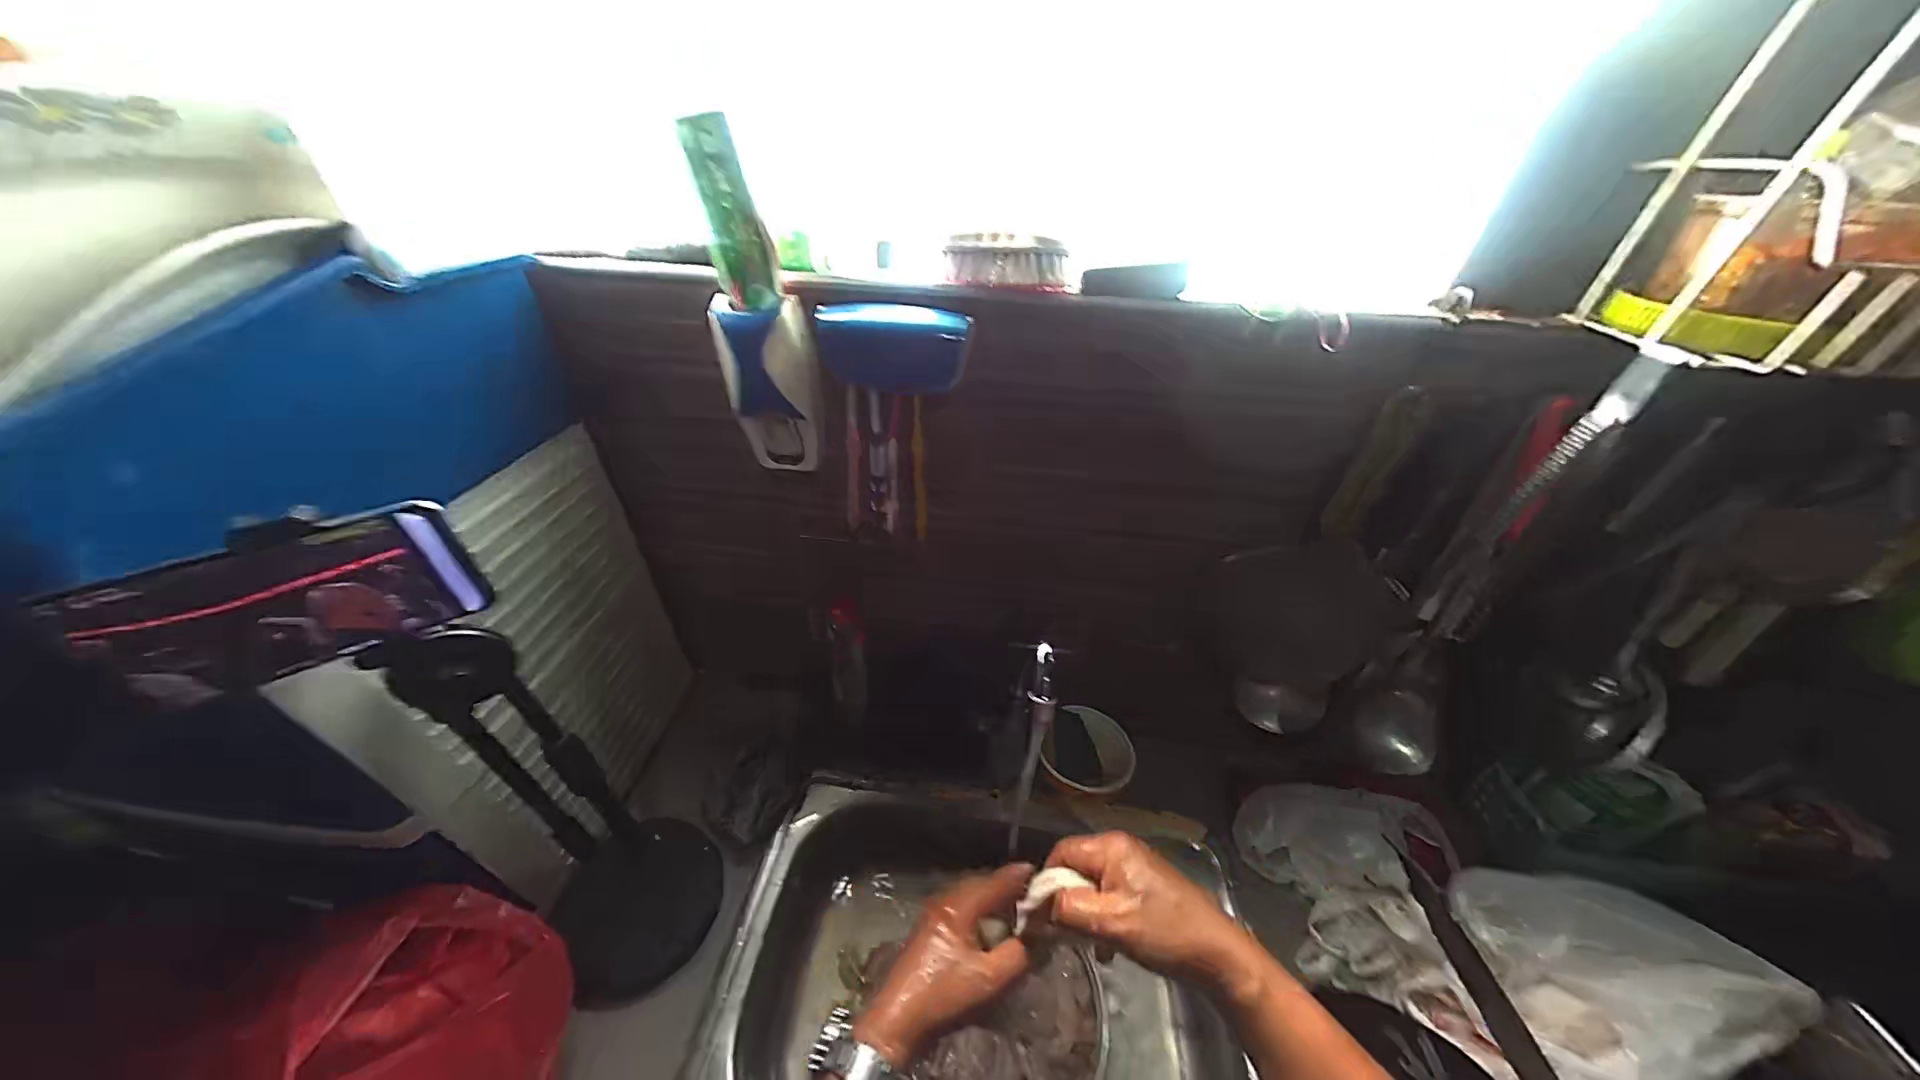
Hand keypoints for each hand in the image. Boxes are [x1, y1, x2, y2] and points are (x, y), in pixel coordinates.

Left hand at [853, 863, 1033, 1066]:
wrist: (897, 1016)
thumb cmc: (943, 994)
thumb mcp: (988, 979)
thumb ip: (1016, 954)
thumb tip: (1031, 937)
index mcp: (959, 906)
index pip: (995, 882)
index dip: (1018, 877)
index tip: (1037, 872)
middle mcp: (945, 898)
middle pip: (981, 882)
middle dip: (1005, 885)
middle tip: (1029, 893)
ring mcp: (933, 909)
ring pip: (969, 891)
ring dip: (991, 896)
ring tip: (1012, 905)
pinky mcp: (928, 922)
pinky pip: (960, 902)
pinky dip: (978, 905)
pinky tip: (987, 921)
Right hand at [1045, 832, 1263, 996]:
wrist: (1219, 954)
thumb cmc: (1165, 932)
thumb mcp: (1111, 923)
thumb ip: (1068, 909)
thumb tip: (1033, 907)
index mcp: (1111, 846)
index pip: (1060, 853)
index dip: (1046, 884)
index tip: (1042, 918)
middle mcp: (1119, 848)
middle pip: (1073, 868)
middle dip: (1066, 902)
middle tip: (1068, 934)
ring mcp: (1132, 866)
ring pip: (1089, 885)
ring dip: (1083, 914)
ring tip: (1091, 943)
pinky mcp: (1142, 886)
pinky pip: (1106, 895)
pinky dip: (1101, 917)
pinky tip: (1108, 945)